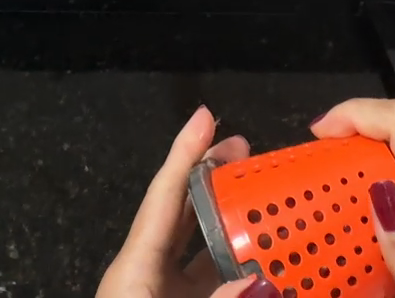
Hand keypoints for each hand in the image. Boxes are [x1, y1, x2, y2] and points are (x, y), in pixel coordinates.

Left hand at [98, 105, 278, 297]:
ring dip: (225, 219)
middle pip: (180, 209)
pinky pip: (201, 273)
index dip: (186, 151)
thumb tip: (260, 280)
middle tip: (243, 148)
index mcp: (134, 264)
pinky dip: (227, 260)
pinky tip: (255, 258)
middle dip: (211, 175)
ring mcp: (158, 288)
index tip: (206, 115)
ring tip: (257, 195)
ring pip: (194, 243)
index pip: (164, 194)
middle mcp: (145, 267)